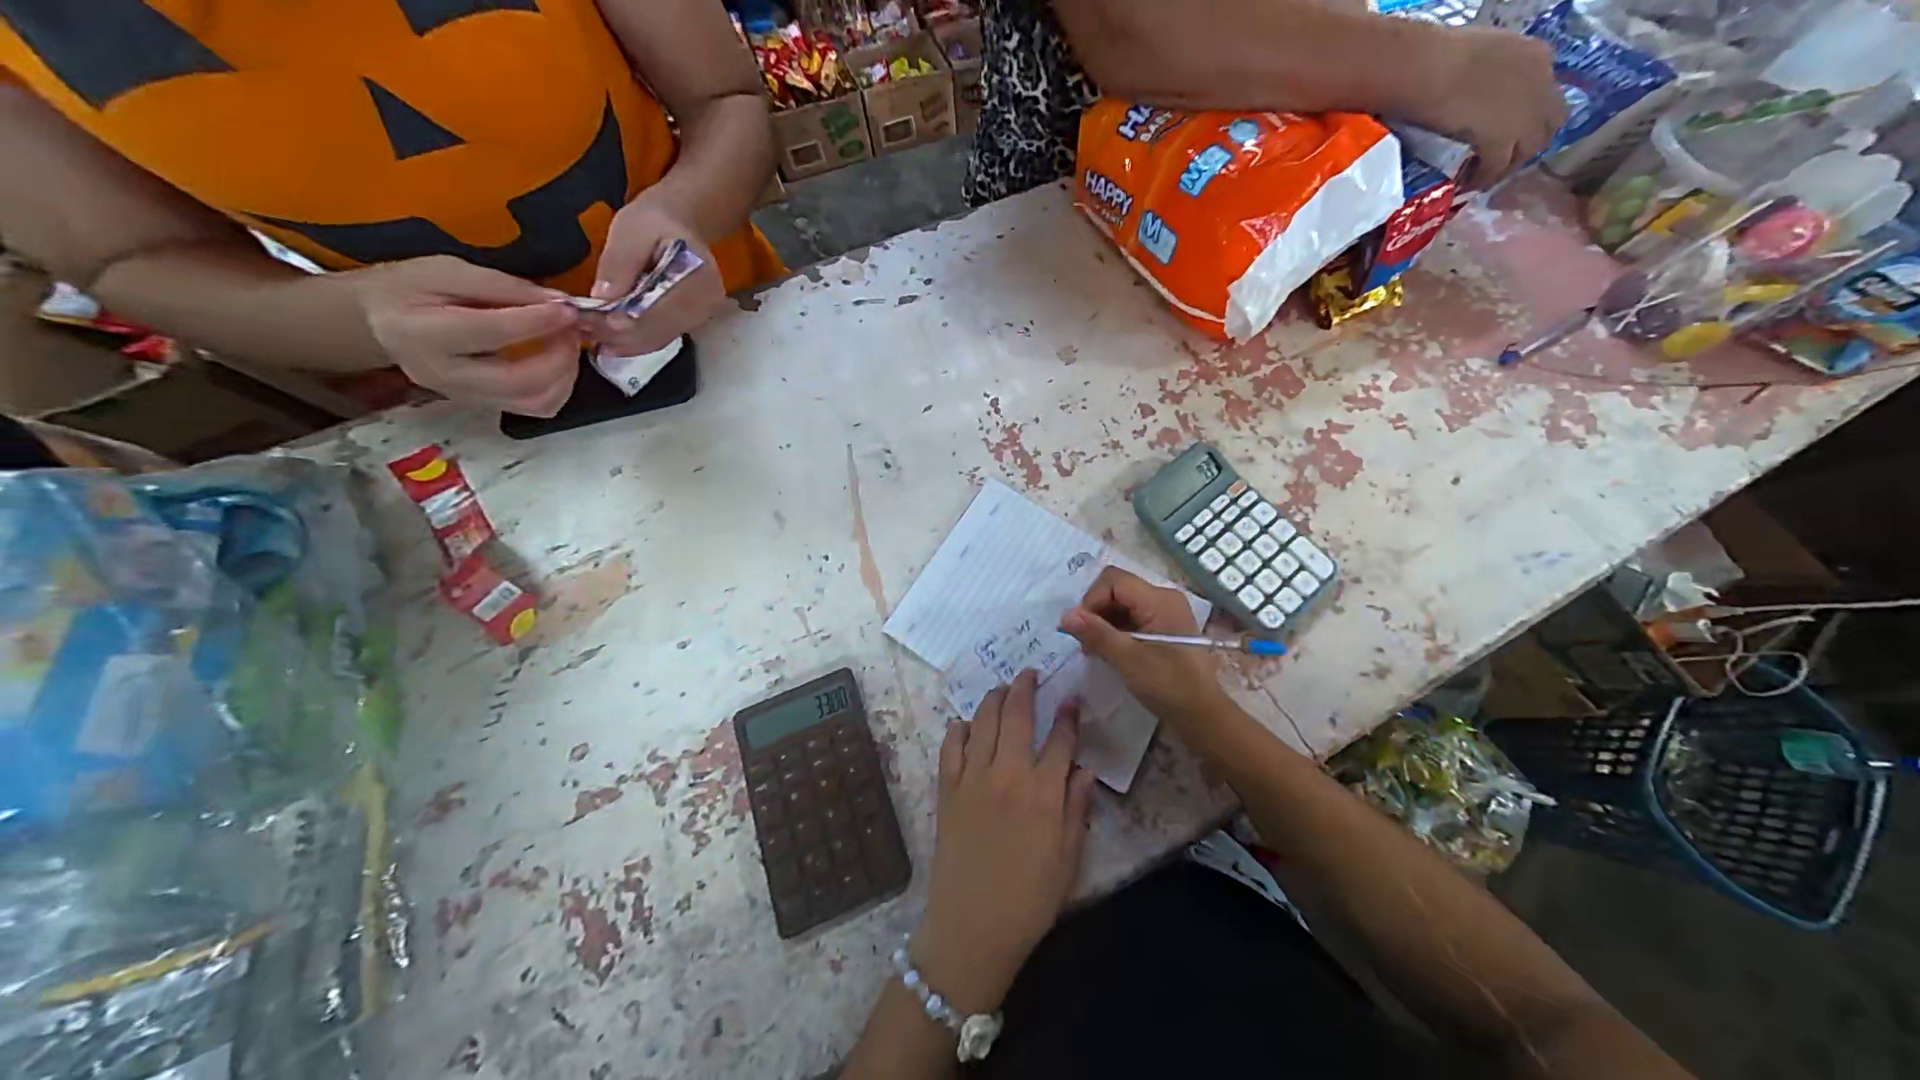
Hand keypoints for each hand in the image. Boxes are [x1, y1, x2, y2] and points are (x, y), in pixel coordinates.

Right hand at [349, 255, 580, 415]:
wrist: (376, 322)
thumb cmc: (408, 288)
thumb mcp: (446, 270)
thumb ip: (502, 286)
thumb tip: (557, 300)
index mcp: (422, 333)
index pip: (491, 332)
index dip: (538, 321)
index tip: (568, 308)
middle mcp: (444, 376)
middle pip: (521, 381)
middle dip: (560, 355)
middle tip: (572, 328)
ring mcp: (466, 397)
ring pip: (535, 402)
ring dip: (565, 375)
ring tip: (567, 343)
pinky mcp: (484, 406)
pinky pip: (535, 406)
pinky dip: (558, 386)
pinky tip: (556, 361)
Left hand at [583, 198, 727, 356]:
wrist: (677, 225)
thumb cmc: (652, 223)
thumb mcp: (630, 231)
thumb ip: (619, 263)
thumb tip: (603, 299)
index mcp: (697, 277)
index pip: (655, 311)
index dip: (619, 321)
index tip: (583, 320)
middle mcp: (706, 304)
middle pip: (656, 331)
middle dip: (616, 334)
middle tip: (582, 329)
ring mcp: (701, 317)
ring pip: (657, 340)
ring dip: (622, 341)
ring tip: (591, 333)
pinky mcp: (691, 324)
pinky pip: (659, 339)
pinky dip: (633, 342)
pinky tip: (611, 339)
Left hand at [916, 671, 1094, 1014]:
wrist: (971, 928)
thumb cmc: (1028, 900)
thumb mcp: (1068, 860)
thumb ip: (1077, 810)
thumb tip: (1084, 769)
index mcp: (1043, 793)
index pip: (1060, 739)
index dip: (1068, 714)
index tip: (1070, 697)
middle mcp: (1007, 775)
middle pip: (1017, 716)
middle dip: (1025, 687)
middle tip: (1029, 673)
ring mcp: (972, 779)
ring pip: (983, 722)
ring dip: (993, 698)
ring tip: (1001, 688)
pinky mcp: (947, 790)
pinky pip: (950, 747)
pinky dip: (958, 729)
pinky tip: (964, 723)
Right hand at [1059, 567, 1231, 724]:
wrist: (1202, 714)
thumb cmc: (1168, 685)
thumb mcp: (1128, 660)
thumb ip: (1097, 634)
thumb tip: (1065, 616)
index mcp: (1159, 600)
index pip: (1113, 581)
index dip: (1091, 600)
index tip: (1080, 629)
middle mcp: (1163, 598)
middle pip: (1116, 590)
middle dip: (1095, 612)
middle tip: (1085, 643)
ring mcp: (1164, 612)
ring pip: (1121, 604)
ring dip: (1103, 623)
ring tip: (1094, 650)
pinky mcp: (1163, 626)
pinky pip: (1131, 617)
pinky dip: (1116, 631)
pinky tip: (1108, 652)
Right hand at [1421, 27, 1565, 187]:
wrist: (1428, 68)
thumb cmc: (1440, 56)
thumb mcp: (1480, 55)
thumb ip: (1489, 73)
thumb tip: (1474, 91)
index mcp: (1536, 56)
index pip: (1545, 90)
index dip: (1528, 112)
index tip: (1506, 127)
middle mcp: (1541, 83)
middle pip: (1550, 122)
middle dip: (1529, 142)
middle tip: (1501, 157)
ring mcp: (1524, 114)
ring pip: (1529, 149)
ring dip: (1508, 164)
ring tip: (1484, 175)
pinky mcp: (1501, 140)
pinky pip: (1497, 166)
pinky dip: (1484, 178)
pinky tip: (1469, 185)